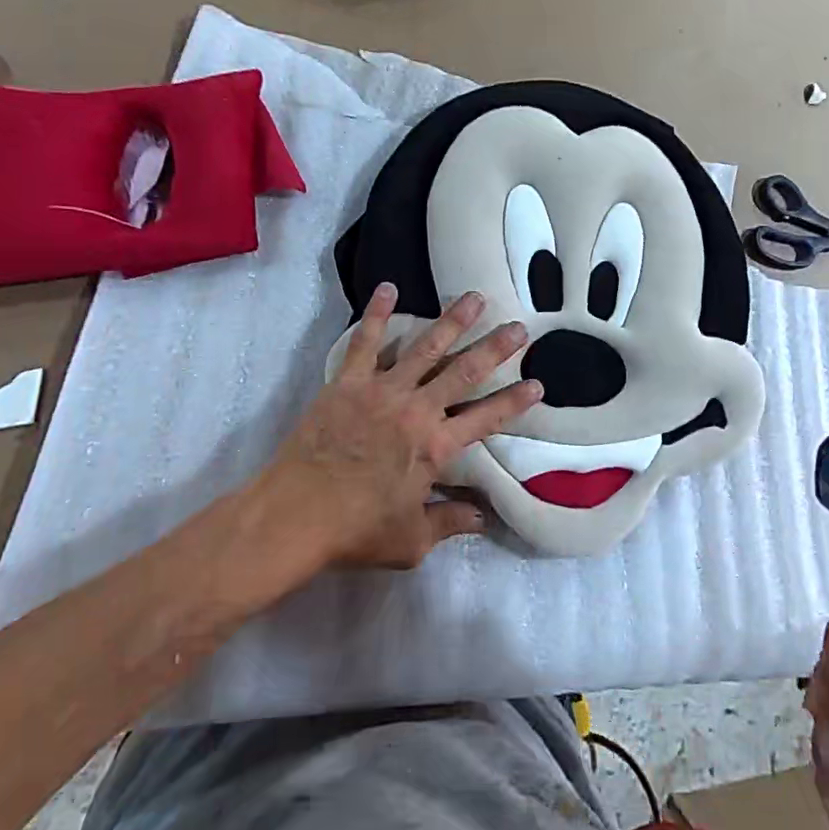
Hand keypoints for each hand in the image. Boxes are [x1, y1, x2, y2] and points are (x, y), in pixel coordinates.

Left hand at [255, 283, 541, 569]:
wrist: (291, 518)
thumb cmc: (355, 531)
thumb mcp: (411, 541)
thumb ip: (450, 522)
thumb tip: (482, 518)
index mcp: (436, 447)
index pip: (487, 417)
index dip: (515, 401)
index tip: (537, 383)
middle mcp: (416, 411)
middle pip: (465, 372)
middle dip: (495, 348)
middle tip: (518, 327)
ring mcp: (381, 392)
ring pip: (425, 348)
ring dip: (452, 321)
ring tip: (474, 298)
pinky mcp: (346, 384)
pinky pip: (364, 343)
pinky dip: (378, 314)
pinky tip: (388, 288)